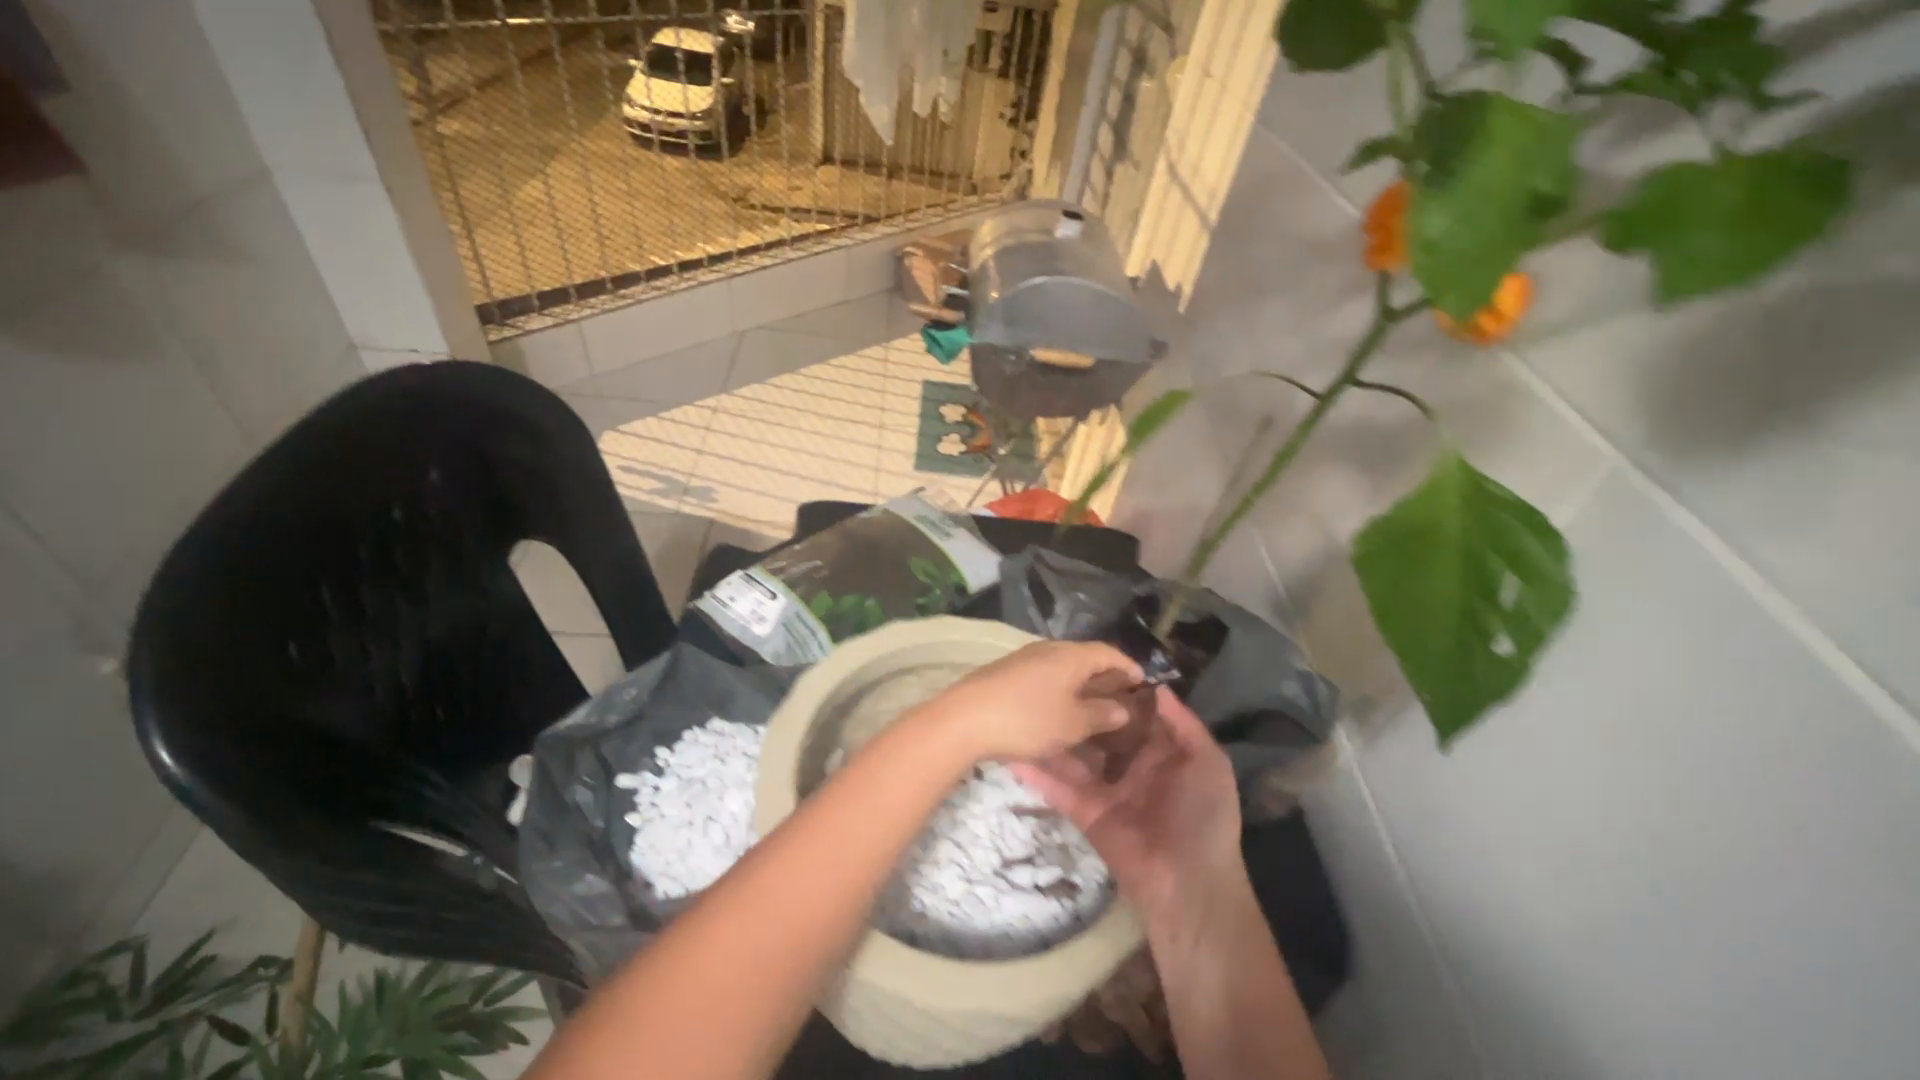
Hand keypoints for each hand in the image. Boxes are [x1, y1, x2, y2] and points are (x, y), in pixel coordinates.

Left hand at [916, 640, 1143, 762]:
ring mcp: (1023, 660)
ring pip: (1062, 671)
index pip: (1108, 653)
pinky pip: (1043, 680)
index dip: (1127, 667)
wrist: (964, 720)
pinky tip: (1057, 715)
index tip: (1142, 682)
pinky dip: (1058, 694)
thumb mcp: (1072, 723)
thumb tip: (1122, 708)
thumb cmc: (1027, 719)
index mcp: (1071, 655)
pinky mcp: (1004, 675)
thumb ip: (1101, 714)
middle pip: (1084, 659)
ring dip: (1079, 689)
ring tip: (1091, 711)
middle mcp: (1048, 650)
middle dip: (1104, 679)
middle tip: (1120, 699)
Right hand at [1013, 688, 1242, 920]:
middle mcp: (1133, 767)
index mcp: (1164, 753)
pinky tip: (1014, 751)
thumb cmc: (1203, 815)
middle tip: (1051, 681)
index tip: (1092, 666)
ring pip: (1077, 757)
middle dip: (1082, 709)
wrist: (1187, 882)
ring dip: (1055, 736)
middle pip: (1102, 732)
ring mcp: (1107, 790)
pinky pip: (1060, 789)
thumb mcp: (1208, 762)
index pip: (1137, 715)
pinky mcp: (1085, 812)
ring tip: (1024, 707)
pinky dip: (1038, 773)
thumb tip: (1157, 686)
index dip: (1118, 692)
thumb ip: (1183, 723)